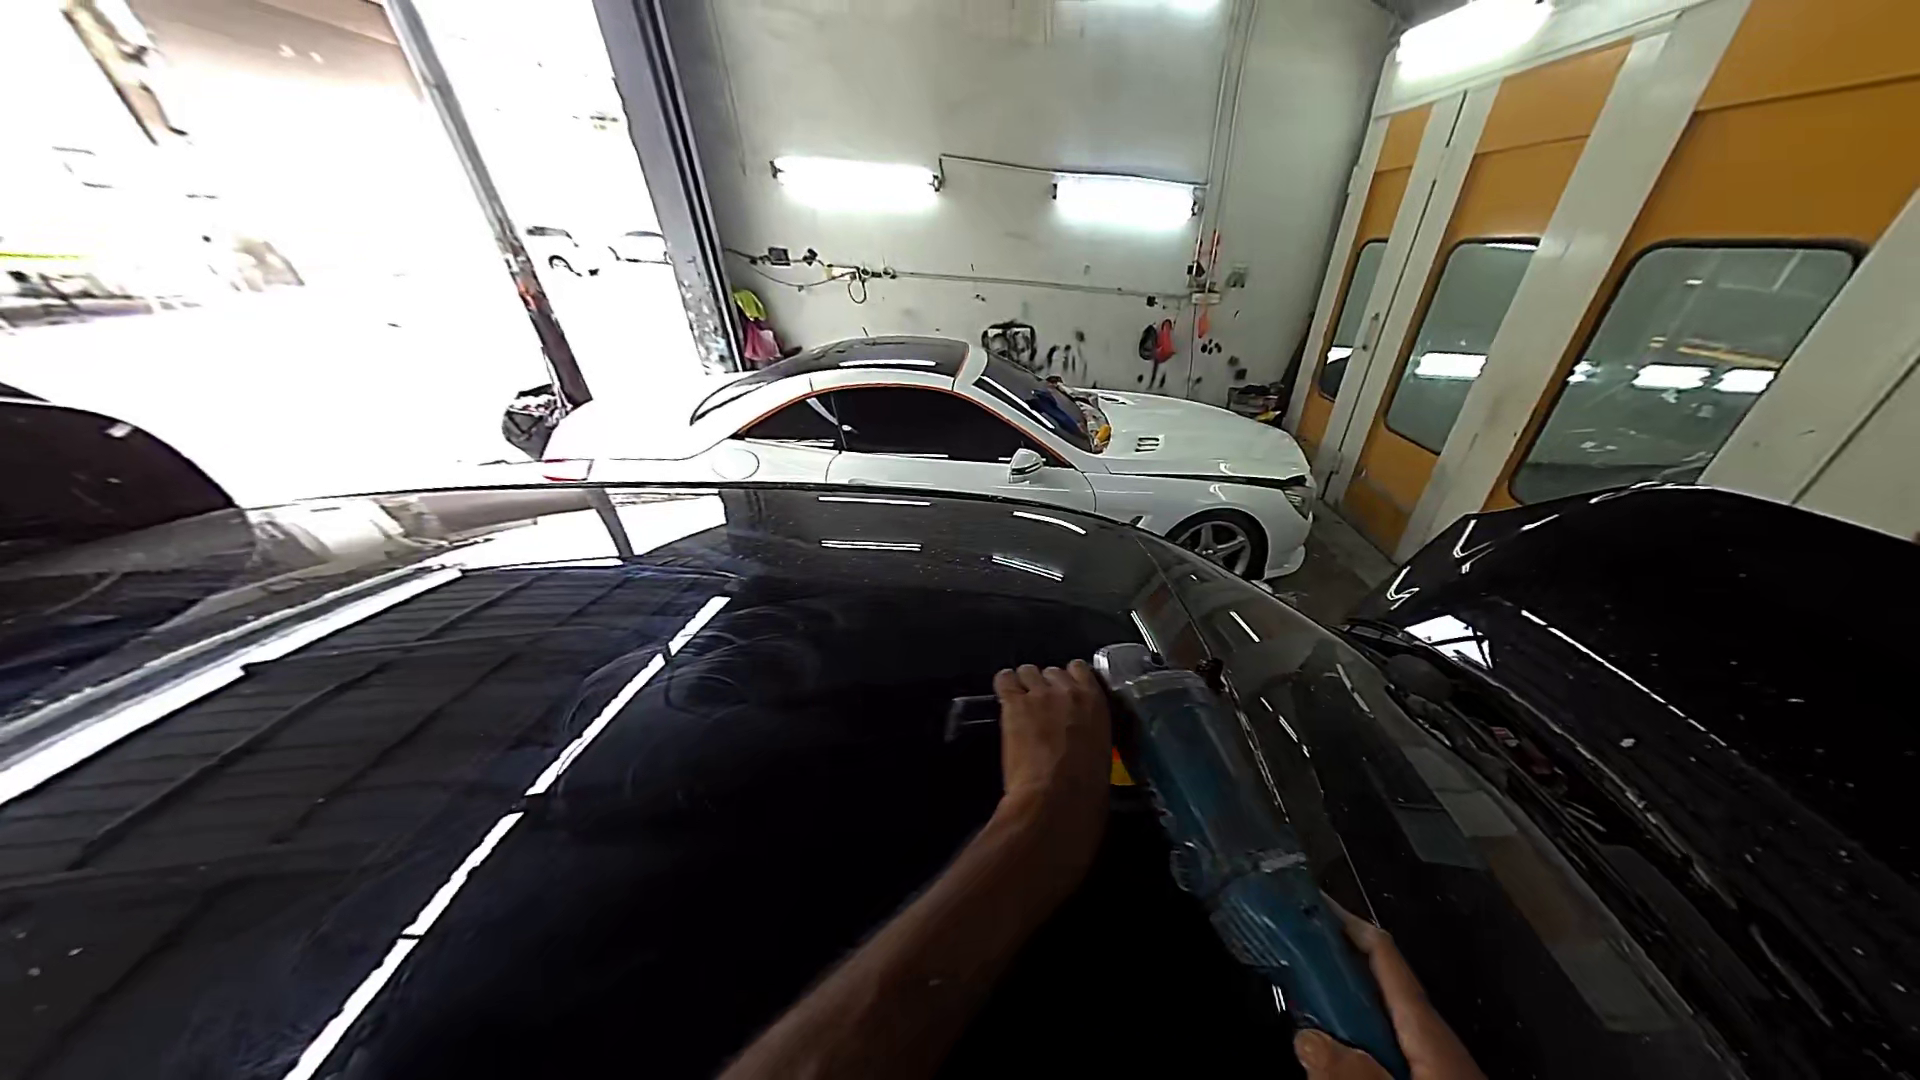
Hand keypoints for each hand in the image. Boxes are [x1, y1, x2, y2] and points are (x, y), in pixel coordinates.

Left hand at [989, 662, 1112, 873]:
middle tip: (1040, 706)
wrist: (1057, 797)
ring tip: (1020, 703)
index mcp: (1095, 702)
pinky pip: (1005, 680)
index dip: (1067, 679)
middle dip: (1045, 685)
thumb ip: (1089, 732)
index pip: (1079, 669)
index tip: (1061, 692)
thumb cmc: (1085, 788)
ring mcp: (1039, 694)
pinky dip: (1004, 685)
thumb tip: (1081, 740)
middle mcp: (1067, 691)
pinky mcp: (1015, 703)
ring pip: (1027, 671)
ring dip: (1024, 685)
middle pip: (1051, 671)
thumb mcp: (1100, 752)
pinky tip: (1003, 695)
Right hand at [1294, 902, 1484, 1079]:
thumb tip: (1305, 1038)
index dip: (1344, 922)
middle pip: (1371, 988)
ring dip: (1336, 1018)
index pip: (1382, 954)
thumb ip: (1355, 1077)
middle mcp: (1429, 1041)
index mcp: (1427, 1030)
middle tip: (1284, 960)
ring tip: (1300, 1017)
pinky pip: (1382, 1057)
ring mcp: (1431, 1068)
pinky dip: (1352, 1054)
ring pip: (1373, 1026)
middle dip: (1328, 972)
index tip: (1303, 903)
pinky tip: (1330, 1068)